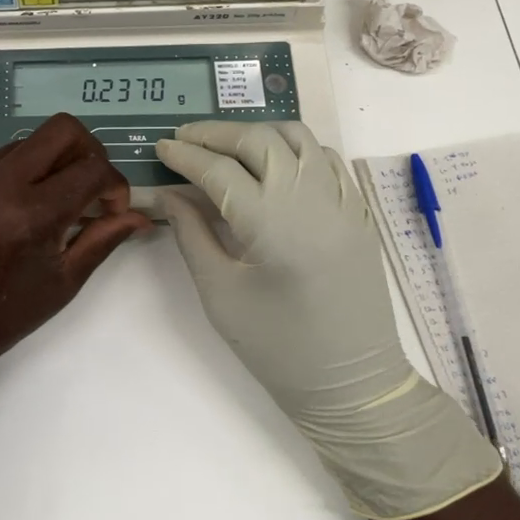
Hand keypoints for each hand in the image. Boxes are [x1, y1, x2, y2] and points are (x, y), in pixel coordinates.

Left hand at [0, 114, 152, 407]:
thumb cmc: (5, 314)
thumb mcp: (64, 280)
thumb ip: (104, 237)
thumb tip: (141, 216)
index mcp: (29, 215)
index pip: (92, 169)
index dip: (115, 186)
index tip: (111, 208)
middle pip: (62, 130)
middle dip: (88, 153)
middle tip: (88, 187)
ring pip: (29, 143)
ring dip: (50, 166)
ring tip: (47, 206)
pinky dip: (16, 175)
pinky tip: (11, 210)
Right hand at [156, 121, 499, 519]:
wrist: (353, 385)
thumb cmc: (278, 348)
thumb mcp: (220, 295)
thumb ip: (192, 236)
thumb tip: (169, 194)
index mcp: (271, 224)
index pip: (219, 170)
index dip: (185, 155)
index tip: (160, 147)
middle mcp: (310, 200)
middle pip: (258, 141)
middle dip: (215, 134)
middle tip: (184, 139)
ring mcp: (341, 202)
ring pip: (298, 138)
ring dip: (257, 133)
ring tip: (226, 145)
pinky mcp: (358, 212)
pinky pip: (328, 158)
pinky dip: (295, 148)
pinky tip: (273, 163)